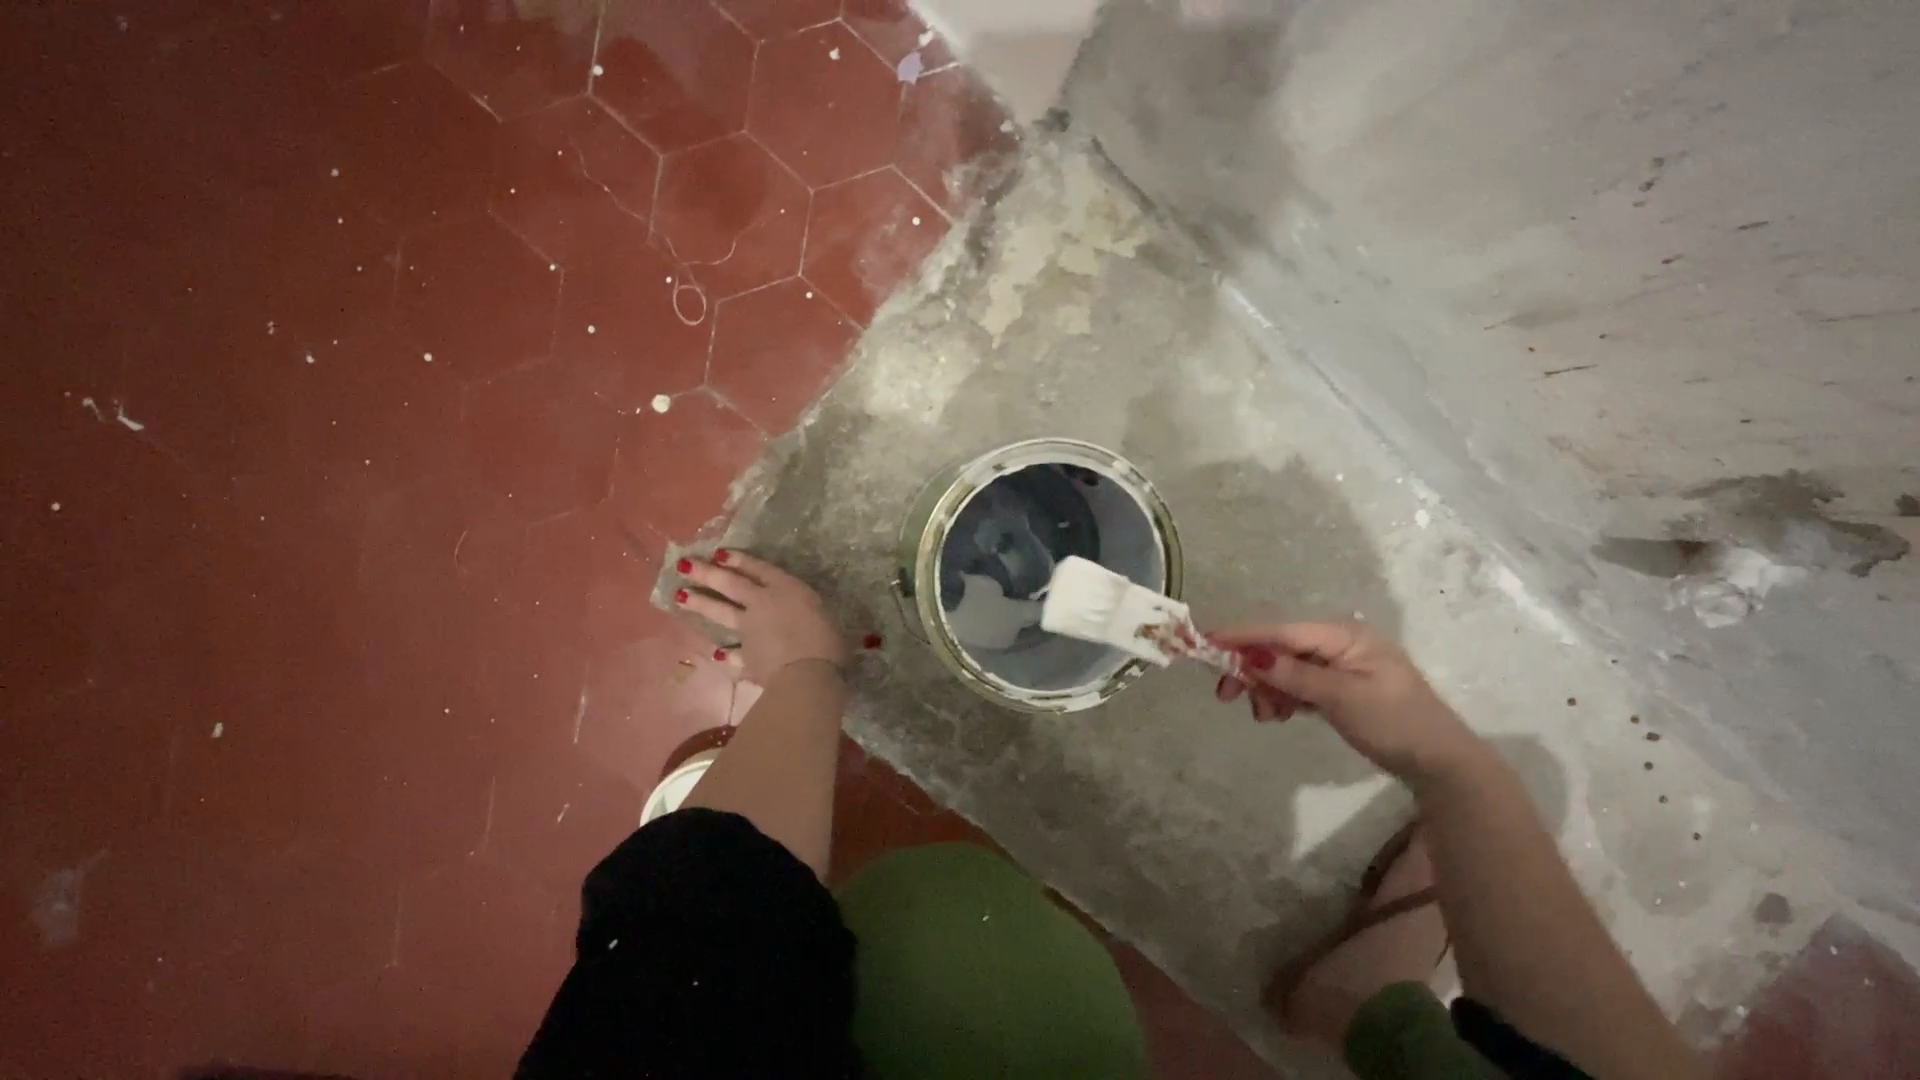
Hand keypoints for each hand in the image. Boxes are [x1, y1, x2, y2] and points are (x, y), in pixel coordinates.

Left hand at [675, 550, 847, 684]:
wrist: (806, 675)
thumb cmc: (827, 640)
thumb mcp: (823, 613)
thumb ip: (805, 609)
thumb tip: (798, 612)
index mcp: (787, 590)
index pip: (759, 569)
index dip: (739, 560)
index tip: (718, 553)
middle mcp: (762, 605)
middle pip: (731, 585)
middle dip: (707, 574)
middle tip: (684, 566)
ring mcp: (750, 632)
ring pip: (721, 613)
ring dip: (700, 604)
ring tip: (680, 597)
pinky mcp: (747, 657)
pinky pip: (733, 654)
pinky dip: (726, 654)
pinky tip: (717, 654)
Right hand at [1208, 622, 1479, 778]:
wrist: (1439, 761)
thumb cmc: (1394, 722)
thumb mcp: (1341, 698)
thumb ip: (1294, 675)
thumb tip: (1251, 657)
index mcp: (1343, 636)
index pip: (1281, 631)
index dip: (1242, 636)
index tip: (1205, 643)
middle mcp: (1338, 643)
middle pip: (1279, 648)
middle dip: (1252, 669)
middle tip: (1226, 695)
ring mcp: (1339, 665)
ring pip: (1284, 668)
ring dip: (1267, 689)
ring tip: (1267, 716)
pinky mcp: (1338, 686)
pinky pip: (1298, 683)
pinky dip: (1283, 697)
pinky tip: (1280, 714)